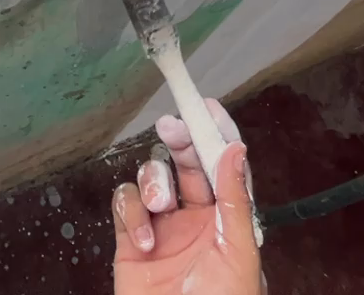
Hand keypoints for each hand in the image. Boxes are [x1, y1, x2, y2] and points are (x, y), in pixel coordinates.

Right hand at [111, 98, 261, 294]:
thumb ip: (235, 202)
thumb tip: (236, 149)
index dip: (216, 133)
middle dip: (179, 140)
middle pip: (185, 161)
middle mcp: (196, 217)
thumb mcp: (238, 258)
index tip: (206, 105)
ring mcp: (161, 226)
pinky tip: (143, 239)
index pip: (224, 166)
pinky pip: (125, 202)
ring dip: (154, 180)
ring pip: (152, 174)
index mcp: (228, 221)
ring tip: (160, 205)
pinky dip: (131, 212)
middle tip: (172, 125)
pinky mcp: (130, 239)